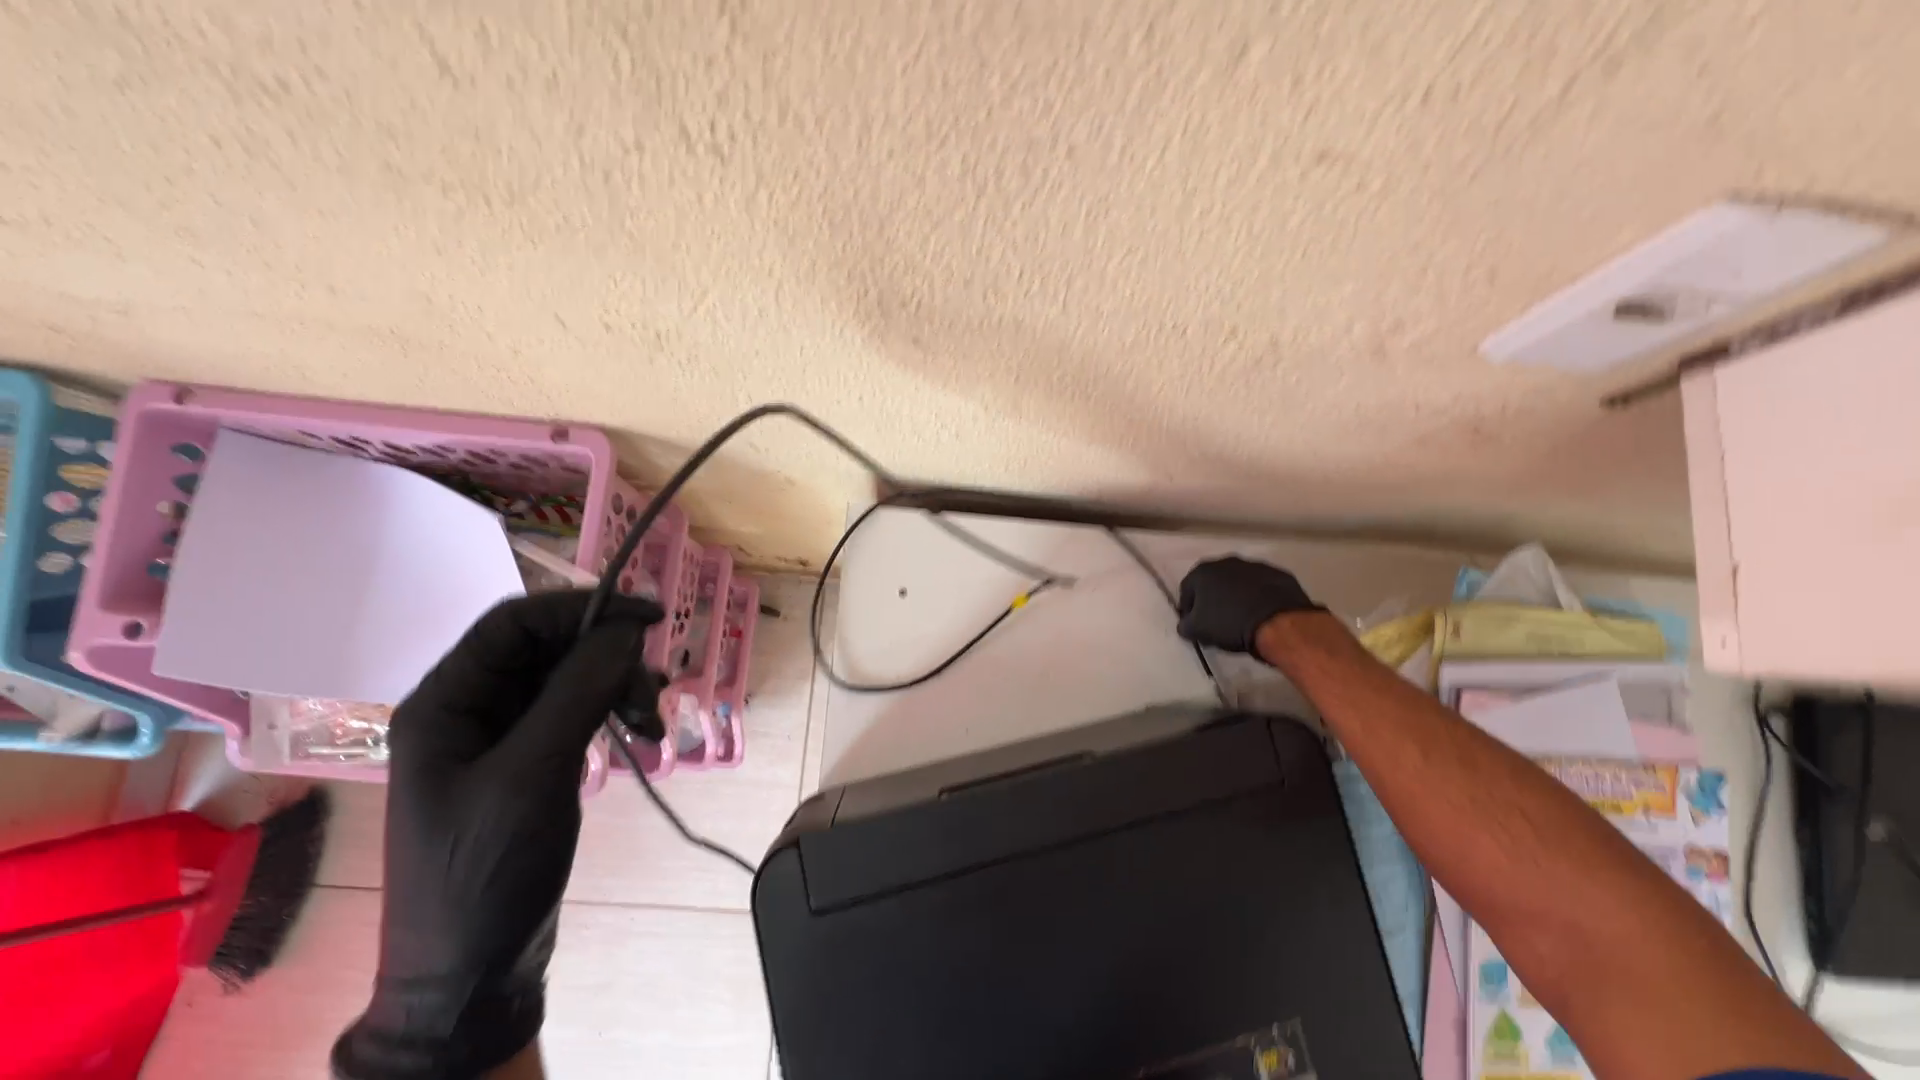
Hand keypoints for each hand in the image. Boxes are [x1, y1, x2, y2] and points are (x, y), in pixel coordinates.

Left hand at [332, 590, 663, 1079]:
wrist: (470, 975)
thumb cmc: (486, 872)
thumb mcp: (532, 777)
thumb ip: (577, 694)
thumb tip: (625, 629)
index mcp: (444, 703)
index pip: (513, 624)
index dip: (581, 609)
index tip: (649, 619)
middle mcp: (468, 710)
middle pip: (545, 650)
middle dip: (606, 659)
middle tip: (655, 691)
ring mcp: (498, 739)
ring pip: (566, 682)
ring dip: (615, 689)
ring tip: (651, 722)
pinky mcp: (526, 766)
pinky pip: (573, 716)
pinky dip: (610, 716)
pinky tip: (640, 736)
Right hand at [1175, 556, 1322, 656]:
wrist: (1278, 622)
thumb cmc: (1229, 623)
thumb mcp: (1197, 630)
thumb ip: (1185, 624)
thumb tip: (1186, 624)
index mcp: (1203, 571)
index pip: (1187, 590)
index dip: (1189, 609)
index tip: (1195, 624)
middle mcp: (1227, 562)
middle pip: (1214, 582)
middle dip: (1213, 599)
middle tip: (1218, 621)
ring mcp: (1256, 566)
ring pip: (1239, 582)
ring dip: (1237, 596)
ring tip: (1242, 618)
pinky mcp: (1279, 574)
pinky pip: (1262, 586)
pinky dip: (1259, 597)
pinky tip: (1262, 614)